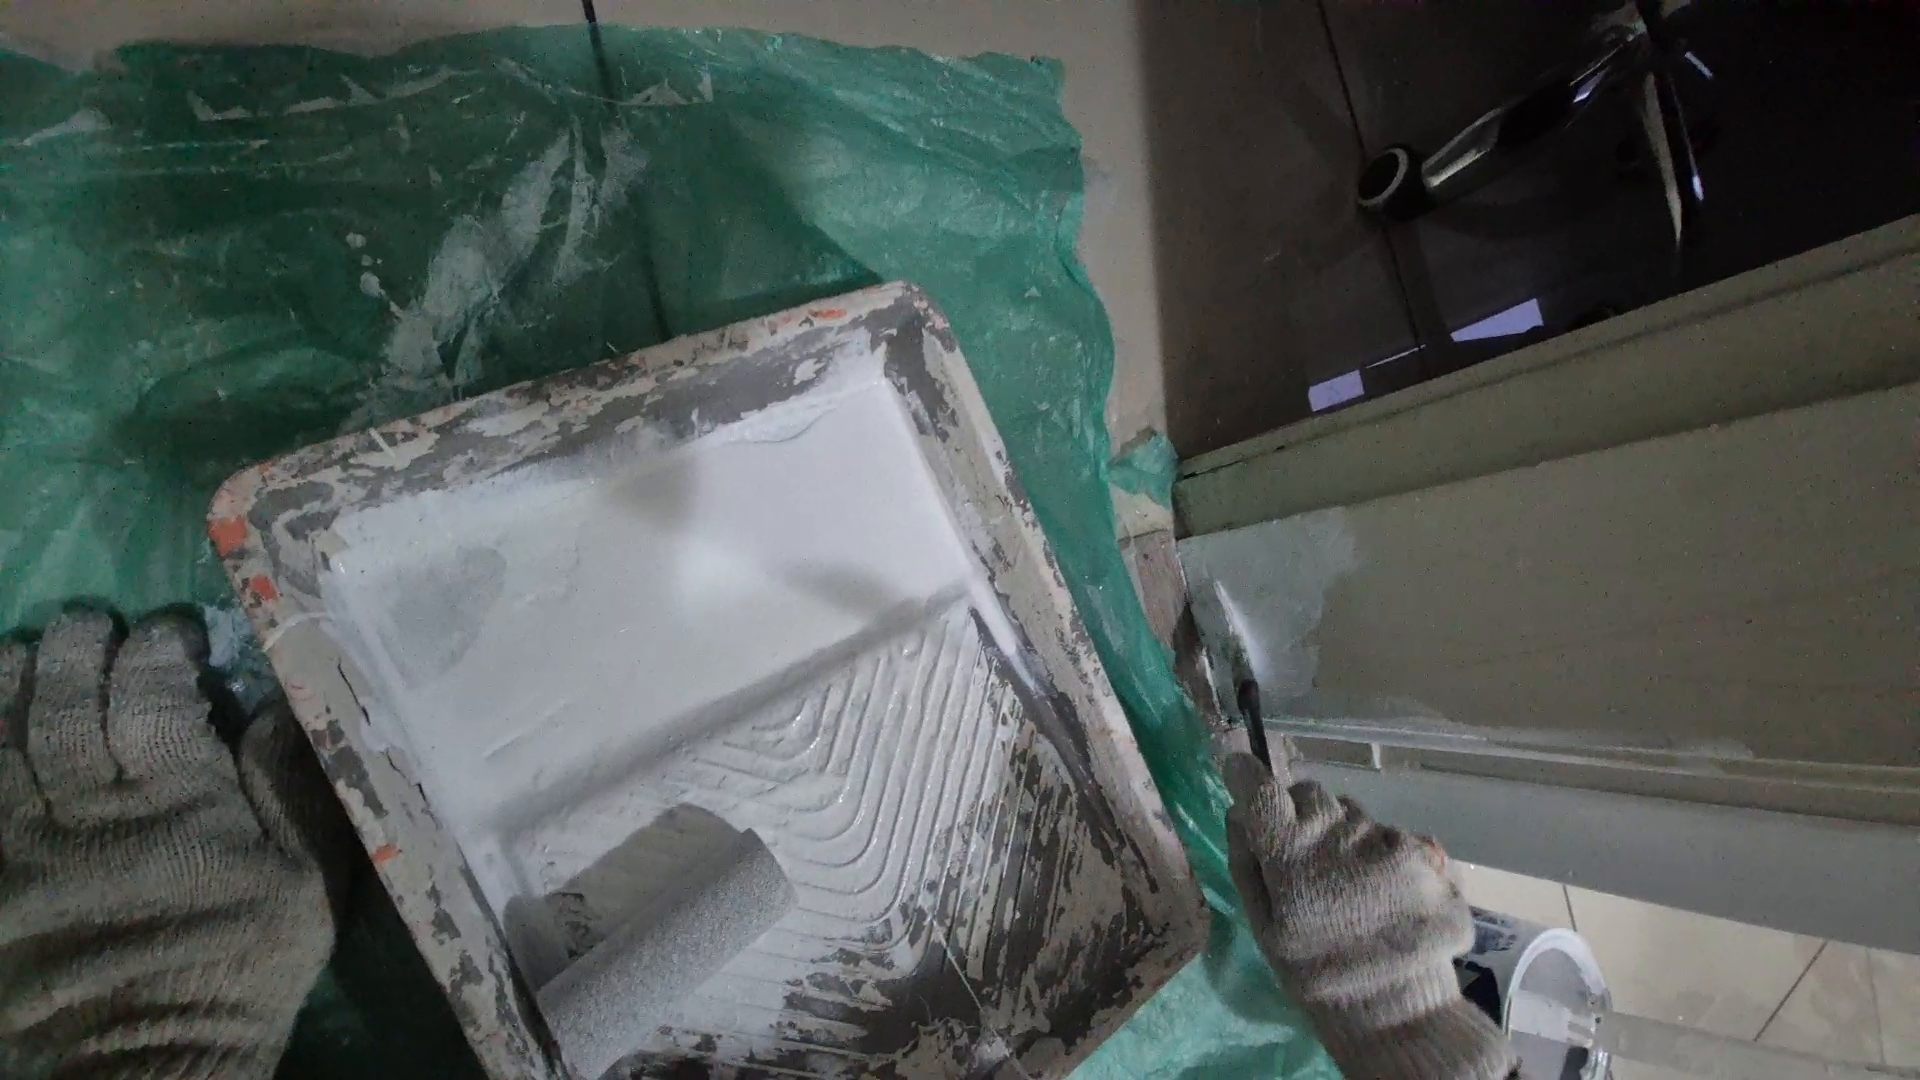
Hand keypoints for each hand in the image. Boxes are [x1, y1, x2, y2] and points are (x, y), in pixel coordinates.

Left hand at [0, 611, 337, 1079]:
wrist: (155, 1049)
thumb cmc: (254, 947)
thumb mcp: (310, 868)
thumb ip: (290, 787)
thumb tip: (279, 710)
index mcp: (175, 807)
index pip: (153, 706)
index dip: (157, 654)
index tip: (173, 625)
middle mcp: (88, 818)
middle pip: (63, 717)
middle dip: (71, 656)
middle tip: (89, 619)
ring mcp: (23, 852)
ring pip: (0, 752)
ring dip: (3, 692)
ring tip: (18, 649)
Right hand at [1224, 753, 1514, 1079]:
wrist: (1396, 1010)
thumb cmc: (1314, 967)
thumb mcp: (1262, 922)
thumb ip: (1245, 861)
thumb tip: (1237, 812)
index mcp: (1289, 849)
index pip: (1260, 786)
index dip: (1246, 774)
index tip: (1240, 774)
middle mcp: (1335, 831)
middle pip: (1308, 792)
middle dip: (1299, 810)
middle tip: (1304, 851)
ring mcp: (1382, 840)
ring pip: (1350, 811)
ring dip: (1342, 831)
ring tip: (1350, 879)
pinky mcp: (1421, 855)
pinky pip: (1390, 832)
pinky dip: (1381, 851)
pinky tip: (1384, 889)